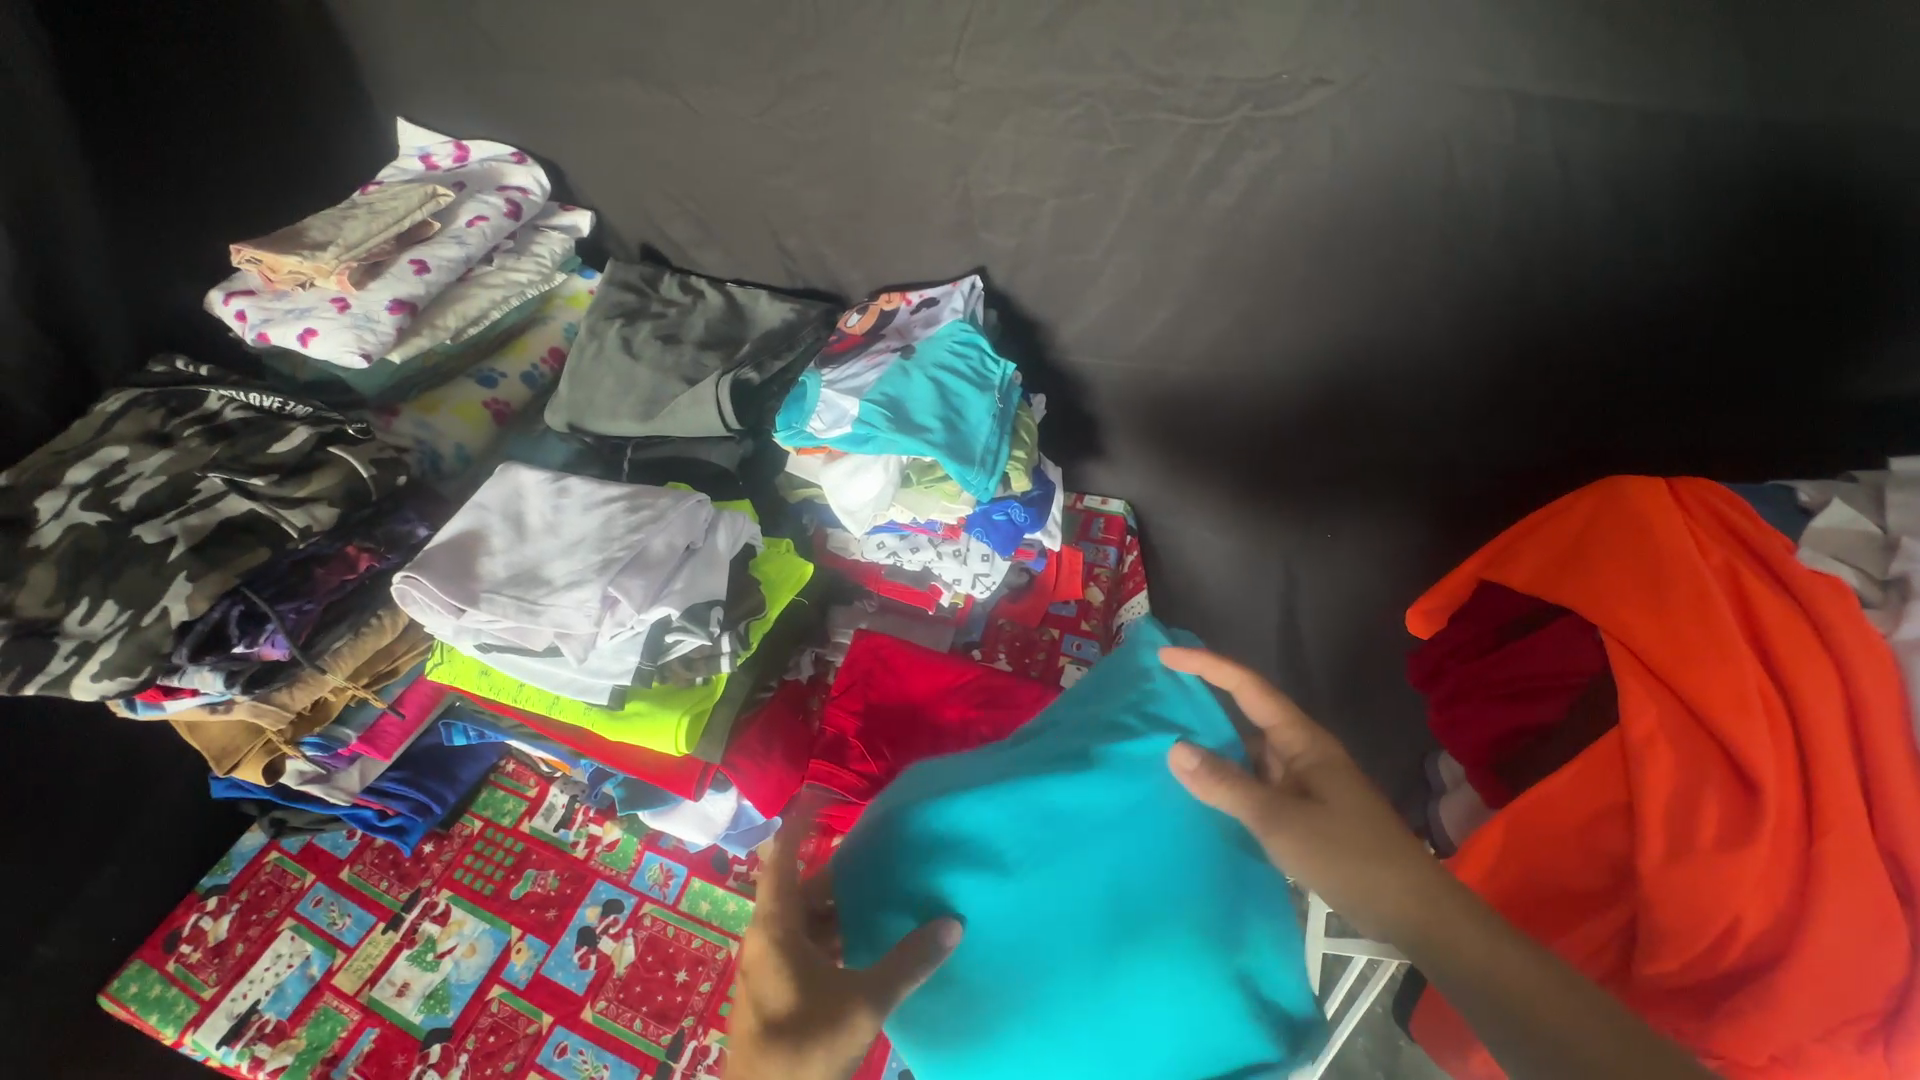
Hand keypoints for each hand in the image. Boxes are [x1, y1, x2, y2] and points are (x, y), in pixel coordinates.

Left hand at [728, 807, 963, 1079]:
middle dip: (834, 864)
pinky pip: (806, 944)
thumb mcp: (863, 1003)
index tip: (824, 792)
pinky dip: (833, 931)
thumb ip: (908, 962)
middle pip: (797, 886)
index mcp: (775, 927)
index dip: (800, 822)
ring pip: (803, 918)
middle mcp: (767, 938)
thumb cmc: (805, 1046)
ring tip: (879, 884)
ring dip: (836, 902)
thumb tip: (953, 922)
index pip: (783, 856)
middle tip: (875, 845)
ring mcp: (770, 967)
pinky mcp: (778, 991)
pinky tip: (864, 937)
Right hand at [1160, 646, 1449, 941]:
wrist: (1412, 911)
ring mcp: (1302, 783)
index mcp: (1301, 740)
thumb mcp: (1279, 820)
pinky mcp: (1301, 812)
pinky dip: (1224, 782)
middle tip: (1153, 700)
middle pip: (1244, 715)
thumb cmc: (1348, 855)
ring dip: (1211, 747)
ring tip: (1160, 745)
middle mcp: (1300, 752)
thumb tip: (1174, 748)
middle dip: (1203, 703)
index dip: (1207, 666)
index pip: (1247, 688)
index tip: (1166, 656)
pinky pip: (1253, 783)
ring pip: (1246, 753)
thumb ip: (1225, 784)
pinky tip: (1198, 794)